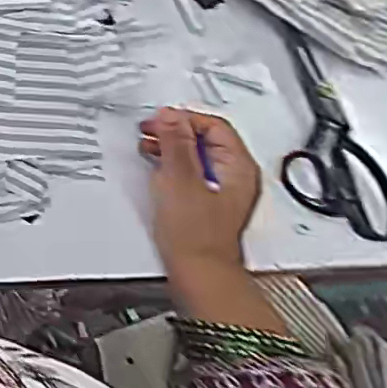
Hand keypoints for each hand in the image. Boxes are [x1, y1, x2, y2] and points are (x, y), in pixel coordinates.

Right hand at [138, 107, 260, 269]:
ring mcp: (221, 189)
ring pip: (196, 154)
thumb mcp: (180, 179)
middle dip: (175, 130)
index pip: (214, 125)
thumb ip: (175, 143)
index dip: (184, 119)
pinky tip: (156, 169)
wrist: (198, 271)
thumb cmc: (195, 233)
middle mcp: (234, 175)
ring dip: (171, 145)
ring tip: (149, 147)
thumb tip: (171, 116)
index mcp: (237, 166)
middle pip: (206, 138)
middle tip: (151, 131)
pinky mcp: (205, 200)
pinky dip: (171, 163)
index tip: (159, 122)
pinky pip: (190, 170)